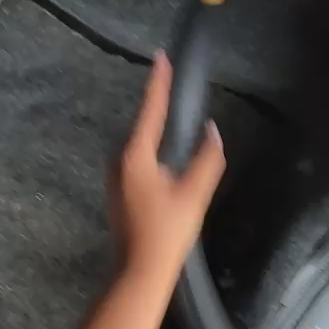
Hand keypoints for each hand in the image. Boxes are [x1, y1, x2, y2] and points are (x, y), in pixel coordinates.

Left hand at [108, 54, 225, 284]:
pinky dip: (153, 153)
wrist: (139, 273)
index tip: (161, 56)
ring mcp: (115, 177)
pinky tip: (168, 160)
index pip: (150, 109)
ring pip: (141, 146)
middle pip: (144, 127)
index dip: (158, 82)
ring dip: (157, 134)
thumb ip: (207, 158)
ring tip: (176, 120)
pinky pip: (138, 161)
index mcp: (135, 155)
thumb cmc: (167, 231)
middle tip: (175, 87)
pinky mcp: (119, 192)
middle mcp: (119, 160)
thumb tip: (213, 131)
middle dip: (160, 109)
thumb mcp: (194, 193)